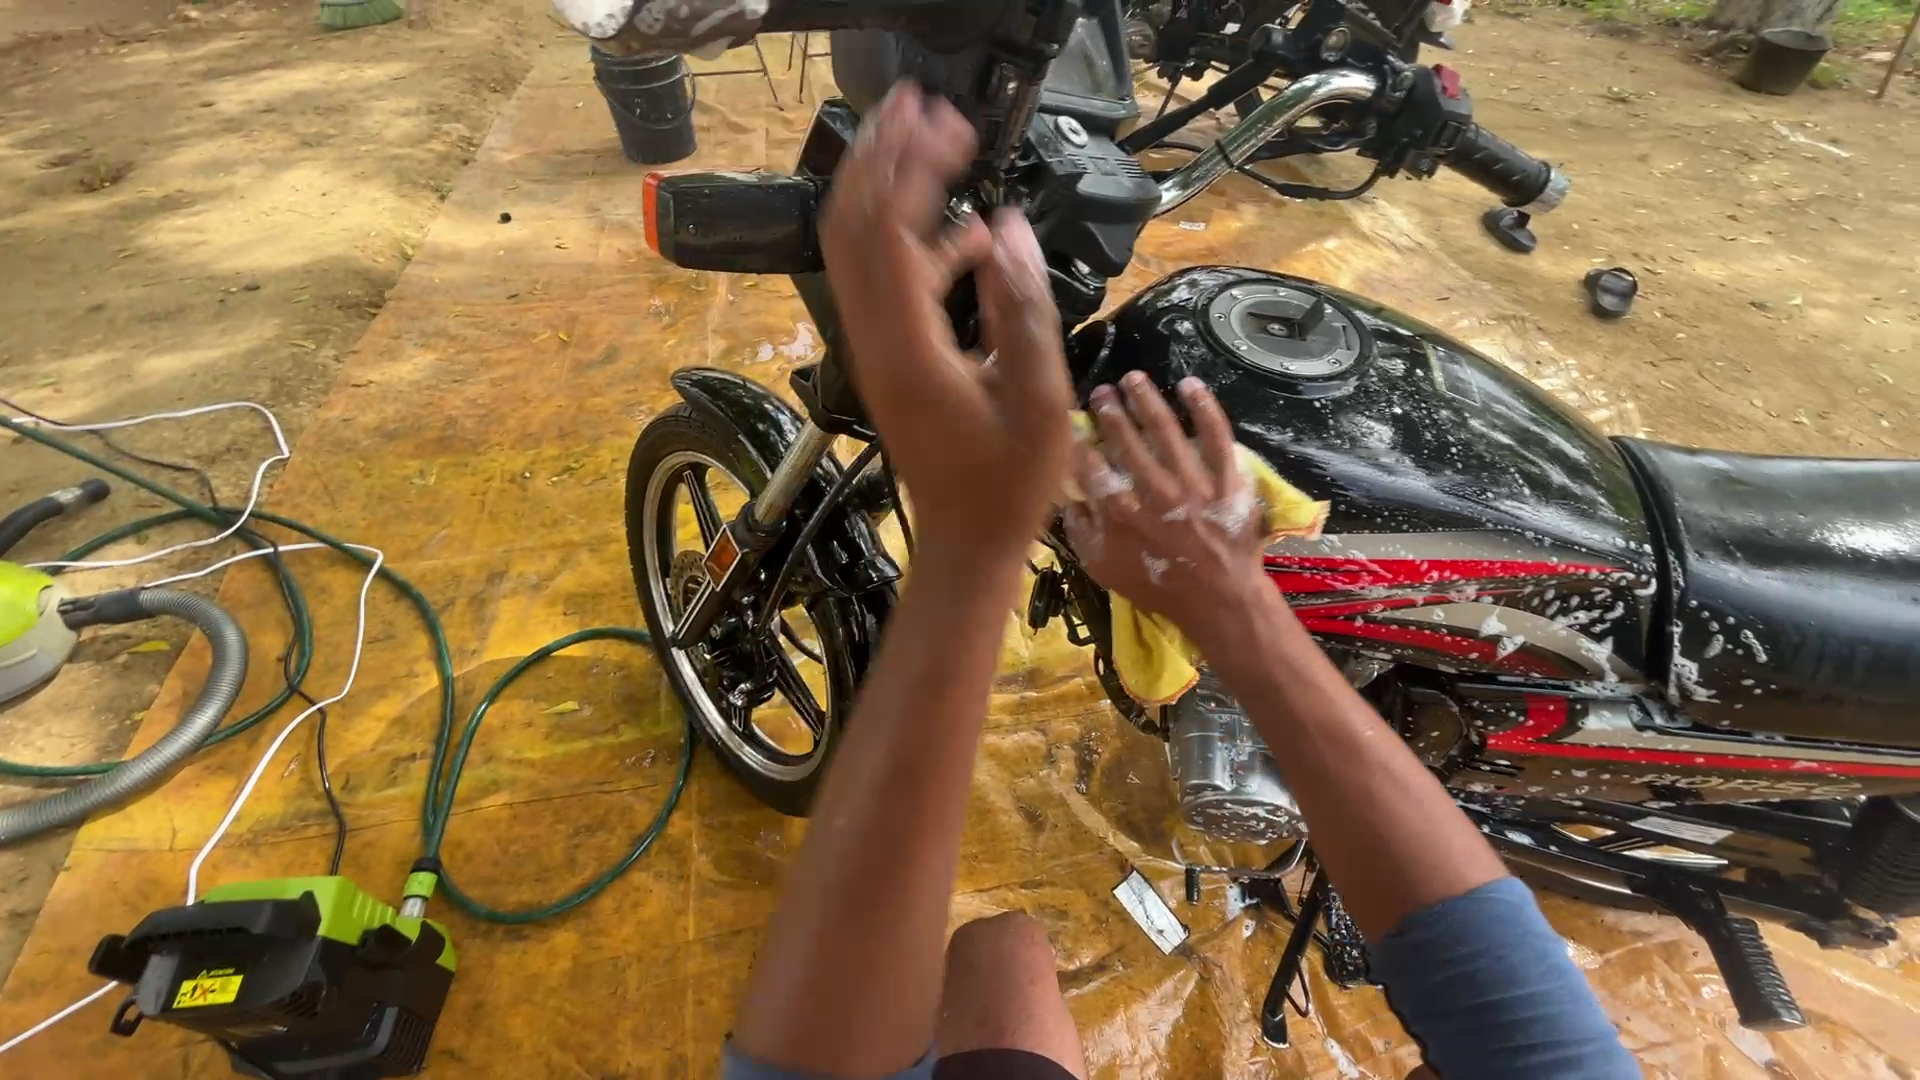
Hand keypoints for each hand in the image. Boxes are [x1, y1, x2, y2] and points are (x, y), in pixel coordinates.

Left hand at [819, 82, 1072, 561]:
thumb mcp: (1038, 400)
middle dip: (878, 159)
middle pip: (851, 228)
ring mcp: (875, 355)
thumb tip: (1009, 229)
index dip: (912, 167)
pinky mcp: (887, 365)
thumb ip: (1024, 309)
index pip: (889, 231)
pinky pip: (884, 289)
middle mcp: (876, 345)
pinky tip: (963, 239)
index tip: (950, 125)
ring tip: (930, 145)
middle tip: (914, 107)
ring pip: (856, 253)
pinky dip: (913, 248)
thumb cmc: (1006, 488)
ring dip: (885, 193)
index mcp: (910, 350)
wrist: (965, 541)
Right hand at [1065, 373, 1279, 646]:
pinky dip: (1204, 408)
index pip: (1090, 465)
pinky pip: (1217, 436)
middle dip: (1110, 411)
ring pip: (1166, 430)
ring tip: (1134, 379)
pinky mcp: (1226, 480)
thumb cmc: (1156, 586)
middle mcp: (1152, 491)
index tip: (1071, 423)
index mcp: (1118, 512)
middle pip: (1125, 440)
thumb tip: (1066, 498)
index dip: (1077, 440)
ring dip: (1147, 400)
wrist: (1217, 599)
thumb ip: (1081, 531)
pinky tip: (1190, 386)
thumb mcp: (1102, 569)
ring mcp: (1192, 482)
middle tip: (1102, 391)